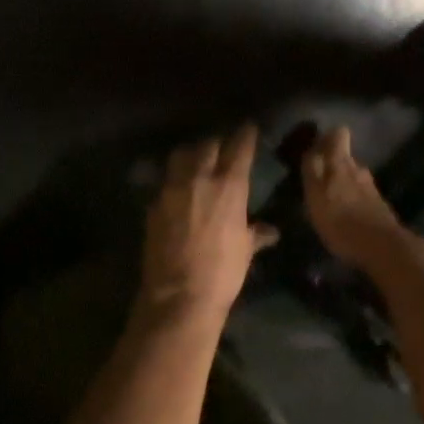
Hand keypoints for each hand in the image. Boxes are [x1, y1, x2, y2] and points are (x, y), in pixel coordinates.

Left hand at [137, 125, 277, 324]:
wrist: (179, 295)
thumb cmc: (224, 272)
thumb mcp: (246, 251)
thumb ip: (256, 234)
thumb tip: (271, 231)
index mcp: (229, 187)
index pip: (239, 148)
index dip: (245, 135)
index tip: (248, 128)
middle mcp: (199, 179)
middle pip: (206, 145)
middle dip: (216, 144)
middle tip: (221, 149)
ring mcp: (171, 190)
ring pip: (180, 156)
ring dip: (190, 155)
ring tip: (195, 162)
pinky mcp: (153, 206)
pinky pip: (164, 183)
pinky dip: (173, 182)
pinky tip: (177, 193)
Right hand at [301, 127, 411, 268]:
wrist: (381, 246)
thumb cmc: (341, 222)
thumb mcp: (316, 196)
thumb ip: (313, 170)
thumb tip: (311, 149)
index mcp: (341, 164)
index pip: (338, 135)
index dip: (327, 137)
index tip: (315, 147)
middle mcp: (358, 170)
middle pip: (345, 156)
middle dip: (332, 162)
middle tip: (317, 177)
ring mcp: (371, 188)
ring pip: (353, 175)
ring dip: (342, 182)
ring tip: (329, 199)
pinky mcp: (378, 205)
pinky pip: (360, 193)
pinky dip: (351, 198)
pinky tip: (344, 213)